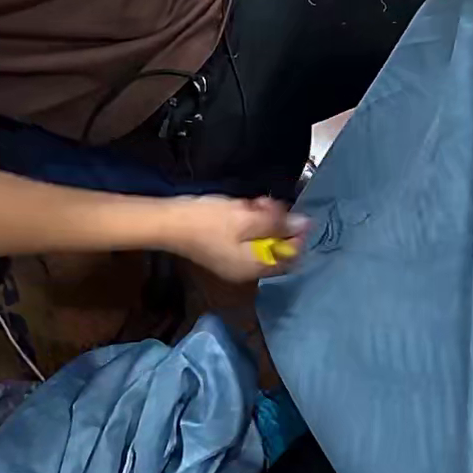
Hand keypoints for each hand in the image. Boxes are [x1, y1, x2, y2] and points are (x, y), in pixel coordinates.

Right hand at [157, 195, 307, 281]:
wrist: (167, 222)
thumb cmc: (208, 222)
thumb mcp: (247, 219)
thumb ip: (278, 224)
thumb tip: (304, 224)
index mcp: (255, 267)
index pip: (290, 258)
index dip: (297, 236)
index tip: (296, 214)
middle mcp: (246, 270)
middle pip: (275, 248)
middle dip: (278, 224)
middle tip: (269, 204)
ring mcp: (233, 260)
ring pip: (261, 240)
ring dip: (263, 220)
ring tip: (255, 203)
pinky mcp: (222, 249)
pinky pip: (246, 238)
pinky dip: (249, 222)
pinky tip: (243, 207)